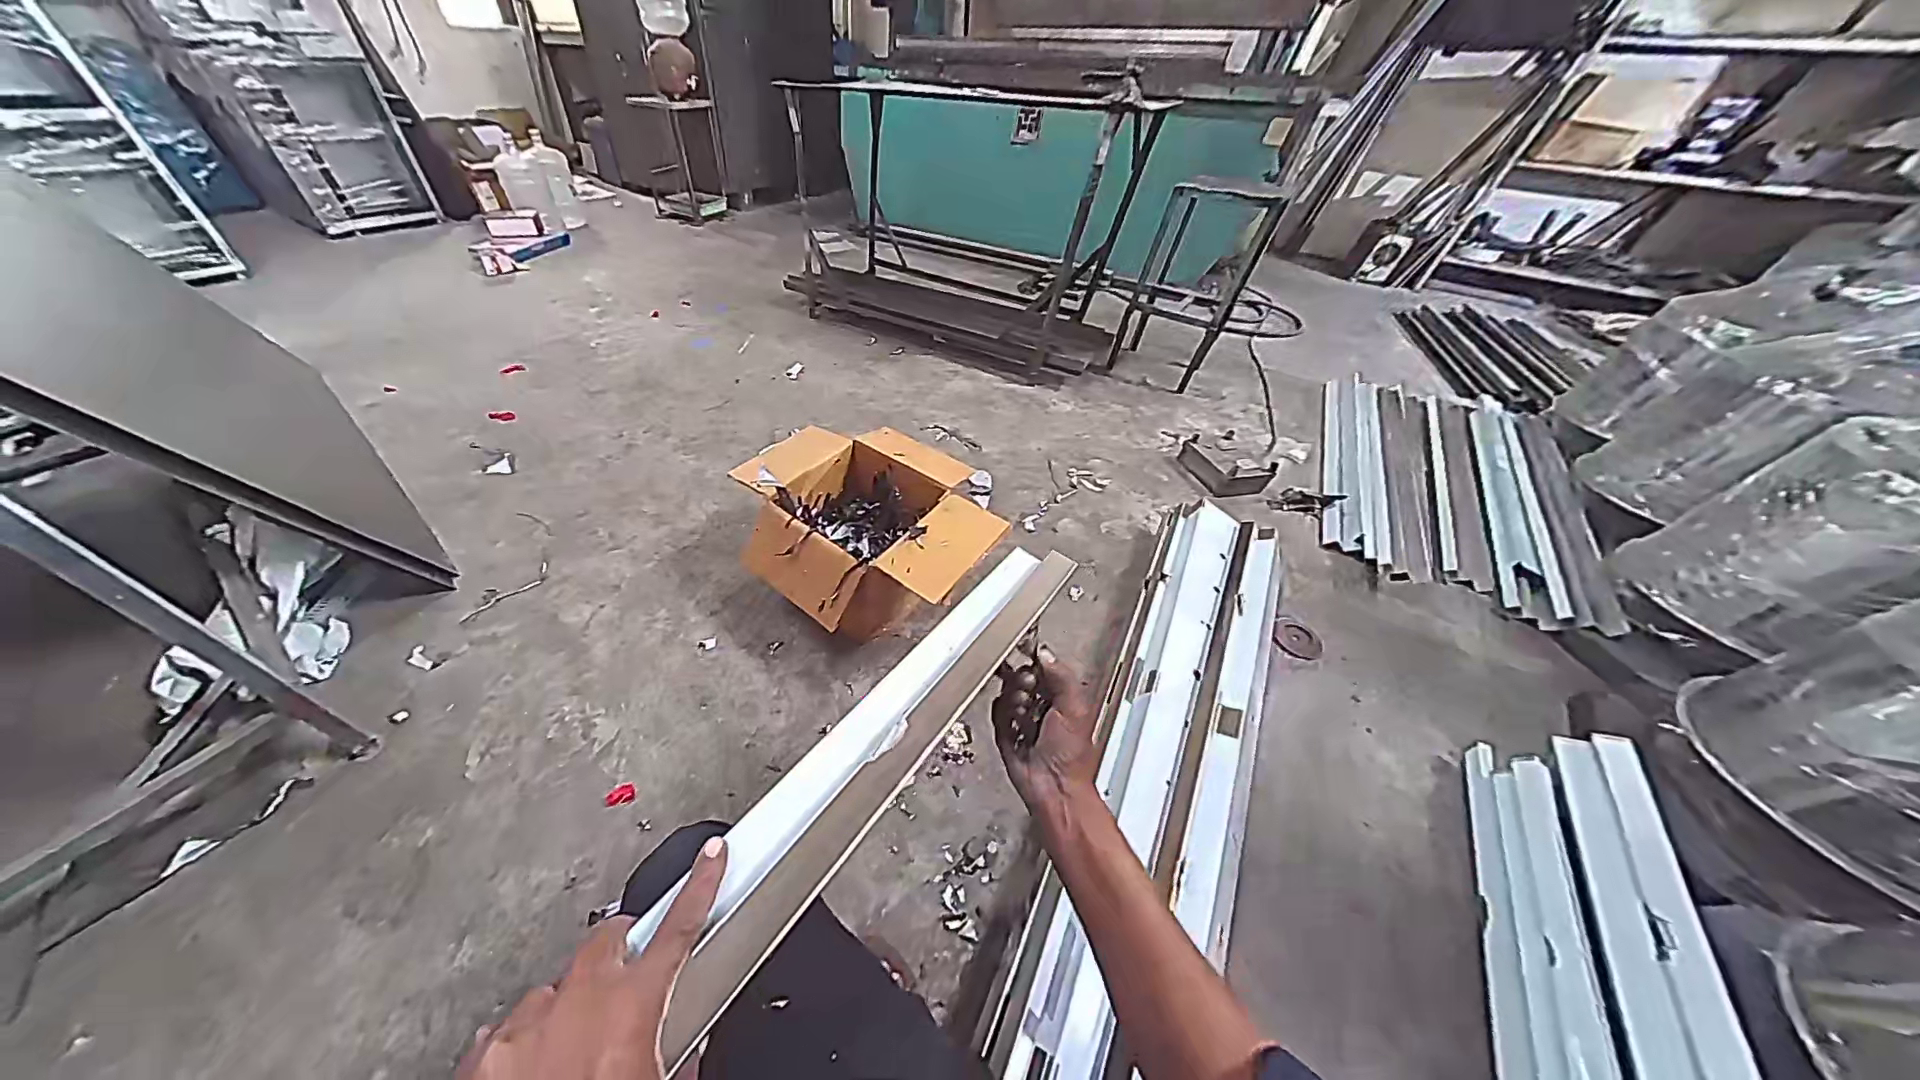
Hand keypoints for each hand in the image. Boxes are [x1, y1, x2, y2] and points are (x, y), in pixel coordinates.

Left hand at [456, 836, 727, 1079]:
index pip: (681, 926)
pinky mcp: (482, 1057)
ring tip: (576, 1049)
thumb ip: (679, 1061)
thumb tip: (687, 1056)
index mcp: (631, 1006)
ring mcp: (525, 1026)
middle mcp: (578, 1001)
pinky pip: (510, 1028)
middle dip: (623, 949)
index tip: (712, 854)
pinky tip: (537, 1067)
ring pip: (557, 987)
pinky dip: (528, 1039)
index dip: (703, 882)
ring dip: (571, 1005)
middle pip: (608, 941)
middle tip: (629, 979)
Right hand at [991, 644, 1097, 817]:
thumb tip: (1046, 653)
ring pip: (1007, 693)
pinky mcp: (1007, 733)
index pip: (1044, 668)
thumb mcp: (1074, 708)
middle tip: (1026, 684)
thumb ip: (1062, 676)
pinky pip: (997, 713)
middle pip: (1021, 677)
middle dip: (1021, 678)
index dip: (1035, 660)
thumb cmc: (1071, 756)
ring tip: (1021, 705)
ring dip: (1012, 696)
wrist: (1055, 787)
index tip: (1027, 655)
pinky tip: (1012, 718)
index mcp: (1062, 697)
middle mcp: (1041, 706)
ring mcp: (1023, 719)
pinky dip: (1002, 712)